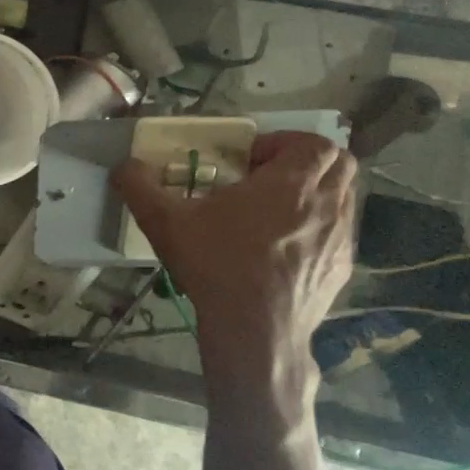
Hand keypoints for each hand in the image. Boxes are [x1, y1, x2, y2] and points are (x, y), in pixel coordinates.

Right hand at [113, 131, 356, 361]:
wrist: (255, 327)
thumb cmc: (214, 264)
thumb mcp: (160, 219)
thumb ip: (137, 184)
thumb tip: (126, 166)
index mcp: (290, 186)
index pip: (316, 144)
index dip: (283, 142)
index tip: (248, 159)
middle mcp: (326, 206)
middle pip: (340, 165)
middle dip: (303, 161)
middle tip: (261, 176)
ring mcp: (341, 239)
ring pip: (342, 197)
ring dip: (310, 192)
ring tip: (267, 210)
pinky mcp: (341, 266)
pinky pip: (336, 230)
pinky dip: (313, 224)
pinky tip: (276, 245)